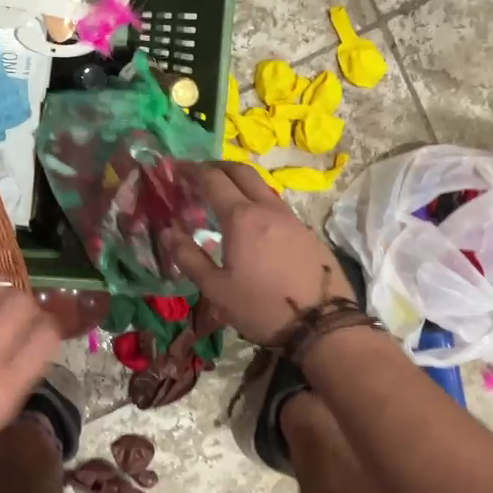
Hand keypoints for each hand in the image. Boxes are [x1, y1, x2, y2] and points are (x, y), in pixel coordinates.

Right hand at [161, 161, 353, 343]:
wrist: (325, 327)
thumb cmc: (262, 307)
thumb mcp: (216, 289)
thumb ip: (188, 257)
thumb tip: (167, 232)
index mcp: (241, 218)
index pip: (212, 179)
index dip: (191, 170)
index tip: (176, 168)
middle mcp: (267, 209)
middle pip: (241, 171)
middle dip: (217, 165)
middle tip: (199, 172)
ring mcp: (292, 219)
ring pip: (262, 186)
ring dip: (239, 181)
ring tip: (224, 194)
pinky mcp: (307, 233)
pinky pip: (276, 204)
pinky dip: (257, 199)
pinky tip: (252, 221)